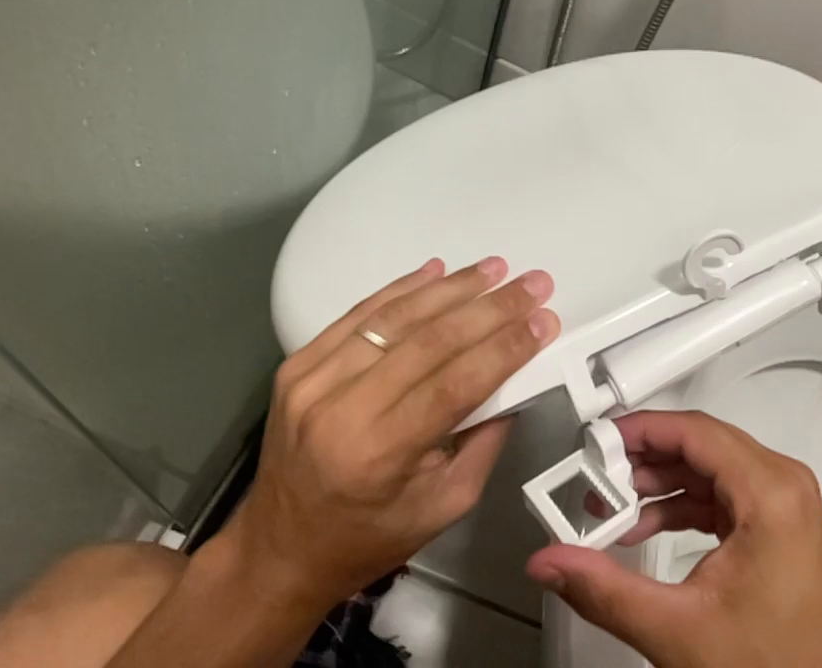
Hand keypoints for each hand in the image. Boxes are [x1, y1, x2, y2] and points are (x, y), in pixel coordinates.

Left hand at [221, 256, 561, 609]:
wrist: (276, 553)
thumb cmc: (369, 539)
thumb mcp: (445, 505)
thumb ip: (485, 440)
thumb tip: (517, 378)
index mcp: (379, 455)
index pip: (455, 383)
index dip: (506, 347)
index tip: (545, 320)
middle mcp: (340, 410)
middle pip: (429, 342)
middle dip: (491, 308)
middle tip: (534, 284)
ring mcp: (311, 382)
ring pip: (395, 318)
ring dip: (452, 288)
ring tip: (495, 269)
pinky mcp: (297, 367)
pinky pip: (358, 316)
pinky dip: (401, 289)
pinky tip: (437, 270)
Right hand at [526, 411, 821, 667]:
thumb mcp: (679, 630)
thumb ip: (605, 590)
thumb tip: (556, 561)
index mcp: (771, 494)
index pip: (694, 431)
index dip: (640, 430)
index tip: (600, 441)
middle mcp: (785, 488)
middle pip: (701, 444)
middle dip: (643, 458)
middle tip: (595, 474)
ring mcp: (786, 507)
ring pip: (712, 468)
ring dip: (662, 481)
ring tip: (612, 504)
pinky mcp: (780, 529)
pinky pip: (725, 495)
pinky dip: (685, 504)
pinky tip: (648, 525)